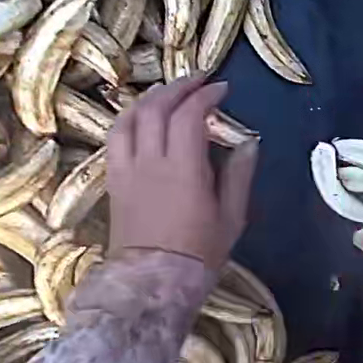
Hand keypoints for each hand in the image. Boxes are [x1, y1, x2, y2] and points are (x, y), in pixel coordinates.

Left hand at [107, 76, 257, 269]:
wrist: (153, 282)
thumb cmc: (200, 252)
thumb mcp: (231, 217)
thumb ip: (239, 175)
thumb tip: (248, 142)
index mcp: (184, 169)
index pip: (190, 115)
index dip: (206, 96)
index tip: (222, 89)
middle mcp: (150, 161)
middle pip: (157, 108)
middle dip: (178, 87)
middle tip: (198, 81)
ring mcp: (126, 168)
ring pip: (131, 117)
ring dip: (150, 97)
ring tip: (168, 92)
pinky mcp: (113, 179)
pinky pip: (115, 137)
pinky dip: (130, 118)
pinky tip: (142, 117)